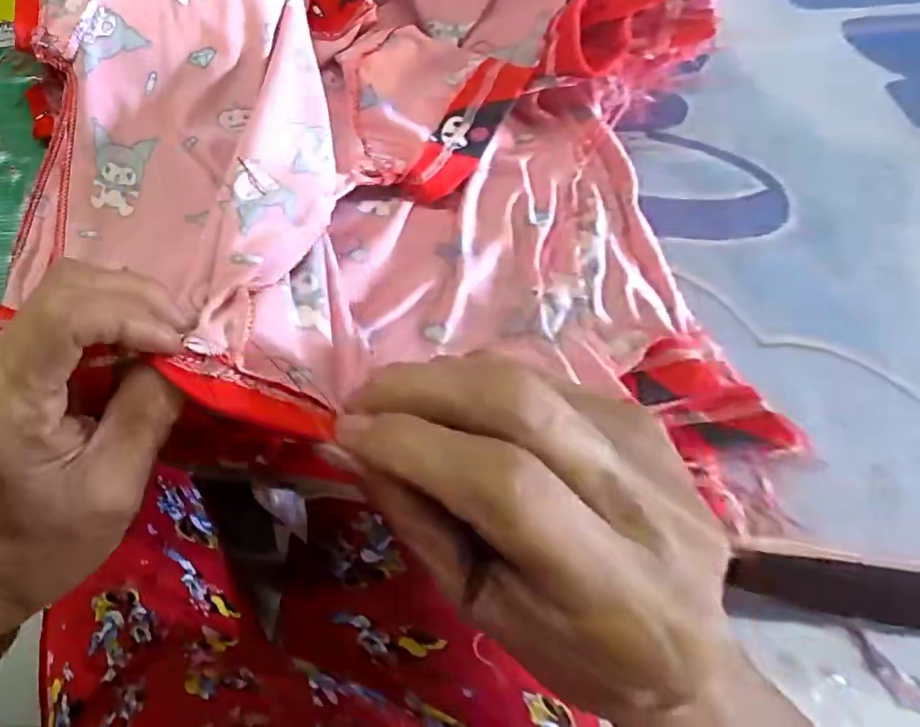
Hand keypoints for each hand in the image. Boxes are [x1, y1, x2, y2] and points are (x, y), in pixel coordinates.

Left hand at [0, 260, 188, 653]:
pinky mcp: (18, 353)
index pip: (61, 316)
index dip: (126, 313)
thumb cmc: (56, 537)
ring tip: (171, 332)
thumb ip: (145, 414)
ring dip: (125, 298)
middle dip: (133, 297)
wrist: (2, 553)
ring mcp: (3, 350)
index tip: (176, 342)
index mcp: (13, 396)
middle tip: (186, 332)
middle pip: (64, 288)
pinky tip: (143, 336)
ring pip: (66, 288)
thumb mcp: (114, 489)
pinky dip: (111, 312)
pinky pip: (65, 309)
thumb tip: (181, 354)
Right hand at [336, 355, 795, 725]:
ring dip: (434, 376)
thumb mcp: (472, 602)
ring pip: (521, 377)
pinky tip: (450, 404)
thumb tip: (352, 446)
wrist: (686, 657)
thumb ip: (412, 519)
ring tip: (393, 399)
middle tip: (360, 402)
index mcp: (610, 584)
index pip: (503, 483)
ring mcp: (650, 454)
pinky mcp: (640, 421)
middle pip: (517, 405)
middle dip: (414, 389)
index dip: (410, 445)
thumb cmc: (564, 644)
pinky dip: (470, 378)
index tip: (345, 433)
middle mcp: (645, 508)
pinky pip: (534, 375)